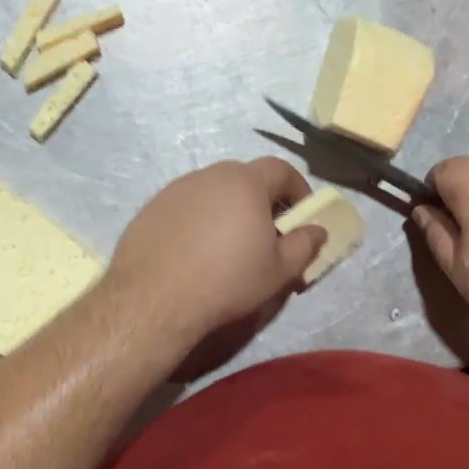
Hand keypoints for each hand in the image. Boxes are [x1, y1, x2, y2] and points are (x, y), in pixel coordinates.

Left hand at [104, 157, 326, 347]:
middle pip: (244, 178)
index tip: (301, 217)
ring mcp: (175, 189)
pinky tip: (195, 254)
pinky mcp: (151, 208)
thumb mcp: (278, 271)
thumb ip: (304, 245)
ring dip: (227, 211)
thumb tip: (318, 230)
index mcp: (245, 182)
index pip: (281, 169)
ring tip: (228, 247)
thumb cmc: (227, 282)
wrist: (155, 299)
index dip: (298, 190)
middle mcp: (209, 175)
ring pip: (212, 193)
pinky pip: (185, 208)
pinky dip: (198, 222)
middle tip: (266, 234)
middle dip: (261, 201)